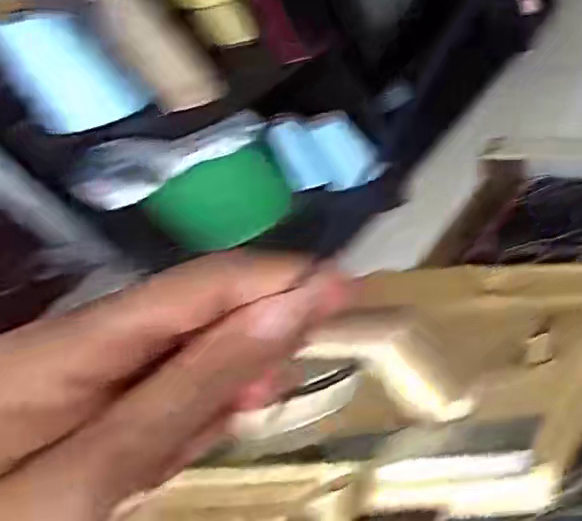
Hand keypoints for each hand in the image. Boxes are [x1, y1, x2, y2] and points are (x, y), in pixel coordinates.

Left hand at [0, 254, 351, 520]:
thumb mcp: (88, 480)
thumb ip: (201, 382)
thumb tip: (313, 295)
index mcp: (57, 349)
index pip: (207, 280)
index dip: (289, 277)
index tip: (355, 294)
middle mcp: (58, 346)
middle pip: (198, 312)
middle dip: (254, 342)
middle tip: (271, 395)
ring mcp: (50, 379)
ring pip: (182, 349)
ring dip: (222, 382)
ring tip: (220, 431)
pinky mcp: (52, 410)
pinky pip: (148, 384)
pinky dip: (182, 408)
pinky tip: (174, 446)